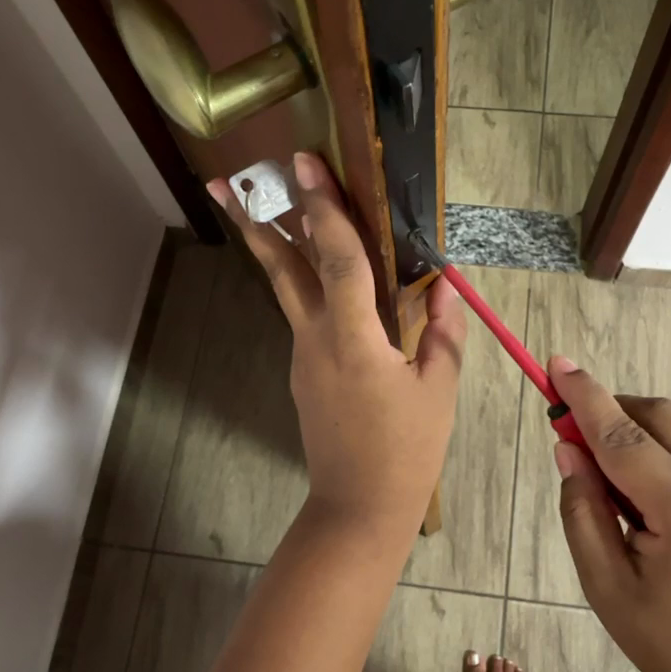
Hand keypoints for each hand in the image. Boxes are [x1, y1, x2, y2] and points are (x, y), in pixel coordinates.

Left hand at [207, 153, 466, 532]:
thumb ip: (442, 334)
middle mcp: (315, 340)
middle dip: (256, 221)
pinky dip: (307, 287)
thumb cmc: (406, 453)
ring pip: (289, 292)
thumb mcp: (437, 391)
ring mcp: (303, 358)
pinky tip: (323, 280)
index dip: (324, 206)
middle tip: (226, 182)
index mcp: (353, 338)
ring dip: (275, 248)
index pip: (337, 258)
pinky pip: (305, 318)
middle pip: (284, 269)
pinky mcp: (304, 375)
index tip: (304, 162)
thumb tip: (444, 288)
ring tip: (259, 210)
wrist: (358, 509)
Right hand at [547, 356, 670, 671]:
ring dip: (639, 433)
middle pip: (660, 415)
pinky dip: (666, 456)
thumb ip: (583, 511)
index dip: (584, 397)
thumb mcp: (609, 587)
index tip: (556, 364)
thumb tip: (570, 452)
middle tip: (573, 437)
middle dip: (613, 408)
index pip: (622, 436)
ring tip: (608, 480)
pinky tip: (648, 500)